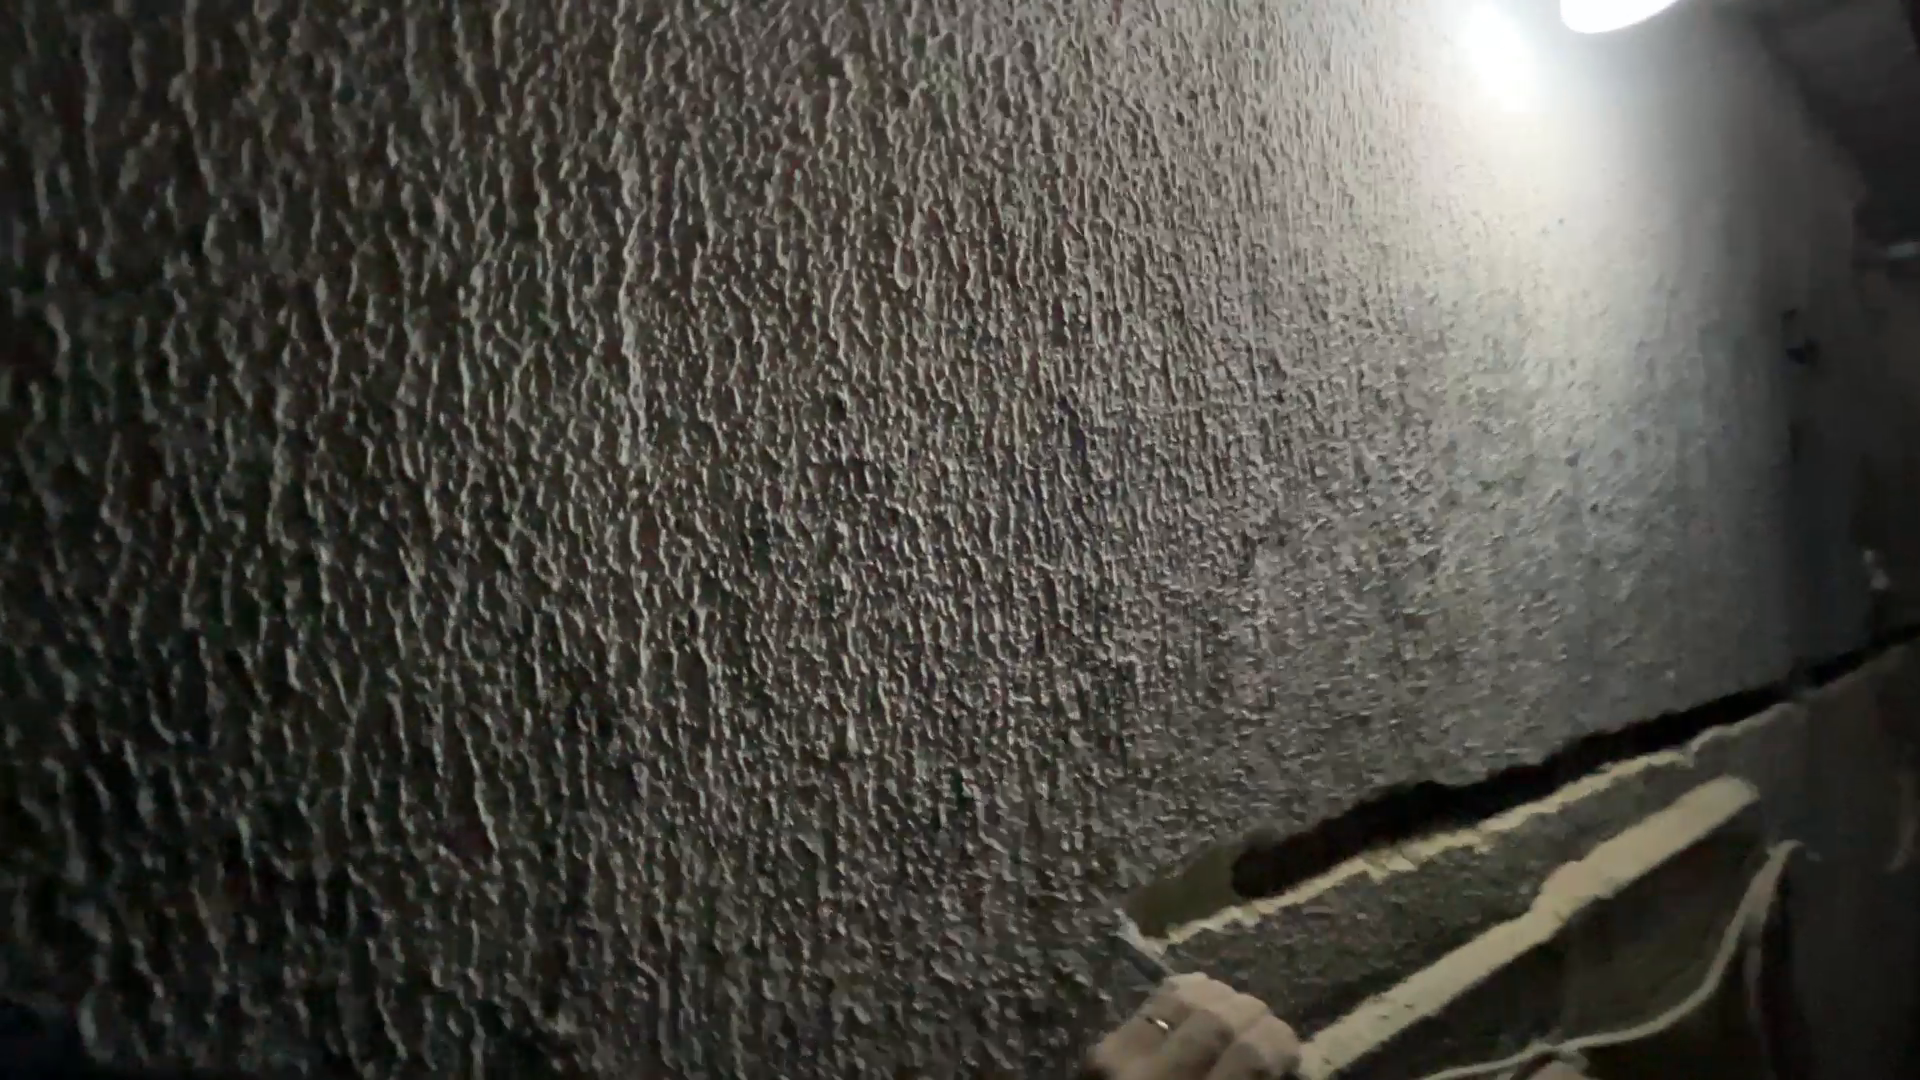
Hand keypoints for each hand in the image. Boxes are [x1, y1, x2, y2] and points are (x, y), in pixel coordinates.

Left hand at [1082, 974, 1299, 1079]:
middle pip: (1216, 1023)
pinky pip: (1152, 1003)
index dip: (1276, 1043)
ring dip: (1219, 997)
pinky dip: (1185, 992)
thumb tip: (1281, 1066)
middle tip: (1270, 1023)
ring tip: (1239, 1007)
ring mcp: (1121, 1062)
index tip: (1291, 1045)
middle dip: (1251, 1014)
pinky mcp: (1103, 1050)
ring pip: (1182, 1002)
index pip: (1248, 1060)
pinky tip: (1204, 994)